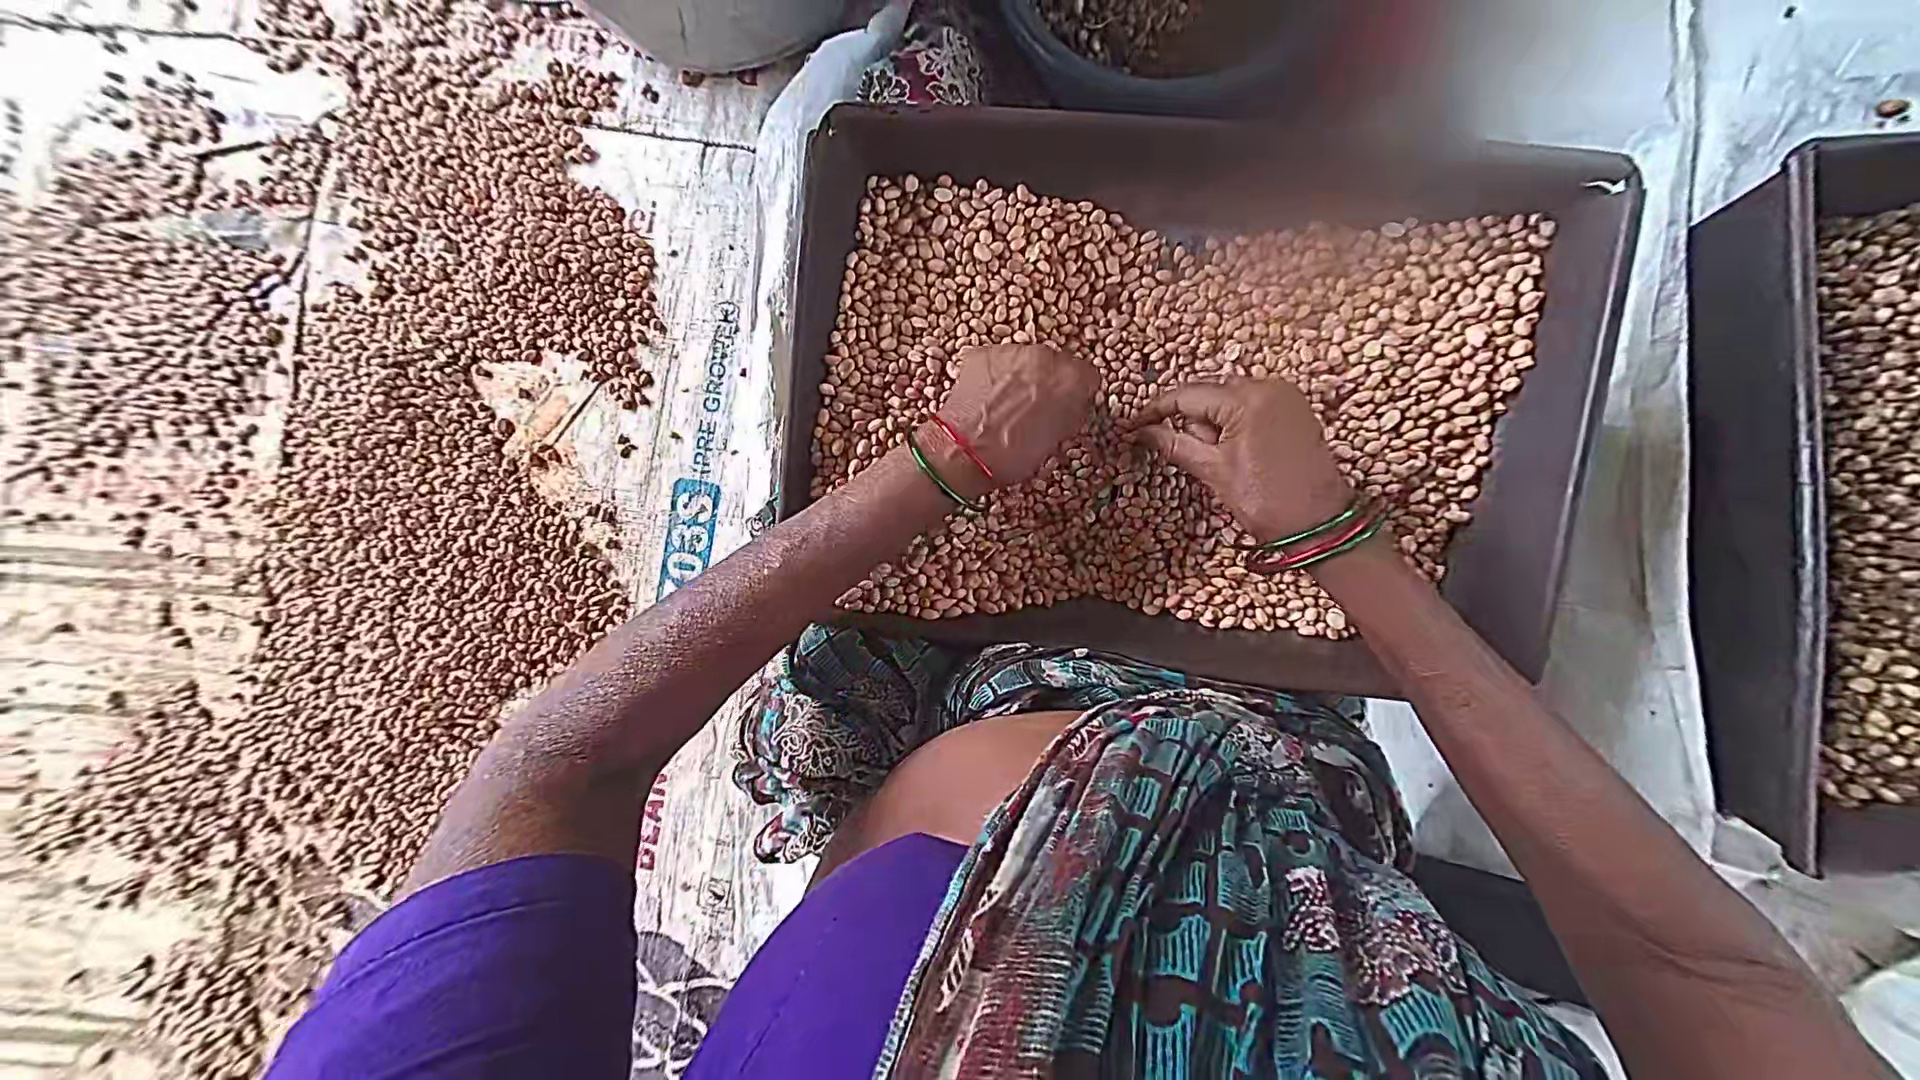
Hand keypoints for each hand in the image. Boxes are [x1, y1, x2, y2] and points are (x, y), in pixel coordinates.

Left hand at [928, 344, 1098, 495]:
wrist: (963, 453)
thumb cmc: (1011, 456)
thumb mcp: (1055, 442)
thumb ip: (1069, 415)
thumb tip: (1070, 407)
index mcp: (1071, 379)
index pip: (1088, 377)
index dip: (1077, 395)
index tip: (1068, 406)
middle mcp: (1045, 356)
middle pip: (1056, 364)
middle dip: (1050, 382)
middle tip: (1037, 407)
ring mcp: (1012, 351)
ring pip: (1026, 360)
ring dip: (1022, 376)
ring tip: (1008, 403)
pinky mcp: (983, 353)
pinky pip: (998, 362)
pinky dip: (996, 375)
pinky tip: (989, 397)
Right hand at [1128, 378, 1352, 542]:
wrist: (1318, 523)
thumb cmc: (1267, 501)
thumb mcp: (1212, 470)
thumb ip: (1174, 444)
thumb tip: (1143, 433)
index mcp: (1247, 400)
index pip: (1188, 394)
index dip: (1157, 410)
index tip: (1136, 425)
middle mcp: (1269, 387)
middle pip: (1209, 395)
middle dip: (1191, 422)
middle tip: (1186, 454)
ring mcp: (1285, 396)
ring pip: (1228, 402)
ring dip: (1213, 426)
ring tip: (1220, 461)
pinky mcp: (1293, 409)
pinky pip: (1250, 407)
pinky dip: (1234, 425)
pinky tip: (1236, 454)